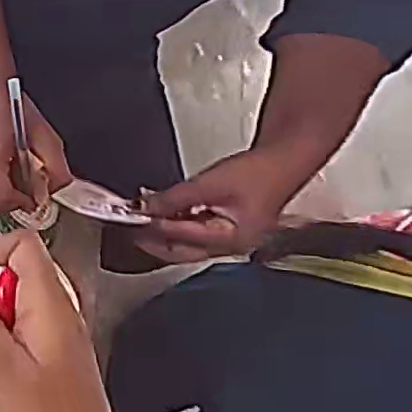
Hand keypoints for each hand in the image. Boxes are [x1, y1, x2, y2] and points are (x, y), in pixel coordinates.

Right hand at [0, 84, 73, 212]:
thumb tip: (53, 194)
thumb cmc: (13, 104)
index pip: (1, 199)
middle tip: (25, 197)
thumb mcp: (45, 137)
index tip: (33, 201)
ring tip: (13, 184)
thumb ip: (55, 170)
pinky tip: (0, 174)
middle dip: (7, 205)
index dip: (20, 205)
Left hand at [133, 147, 301, 263]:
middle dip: (151, 239)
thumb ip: (173, 198)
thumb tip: (144, 207)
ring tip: (140, 215)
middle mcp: (230, 246)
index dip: (153, 226)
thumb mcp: (208, 184)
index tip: (132, 216)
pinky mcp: (222, 229)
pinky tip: (159, 209)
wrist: (283, 160)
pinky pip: (191, 231)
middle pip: (179, 251)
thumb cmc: (260, 173)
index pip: (181, 238)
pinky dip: (173, 221)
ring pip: (182, 242)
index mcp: (231, 240)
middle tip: (129, 225)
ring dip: (160, 230)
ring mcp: (226, 239)